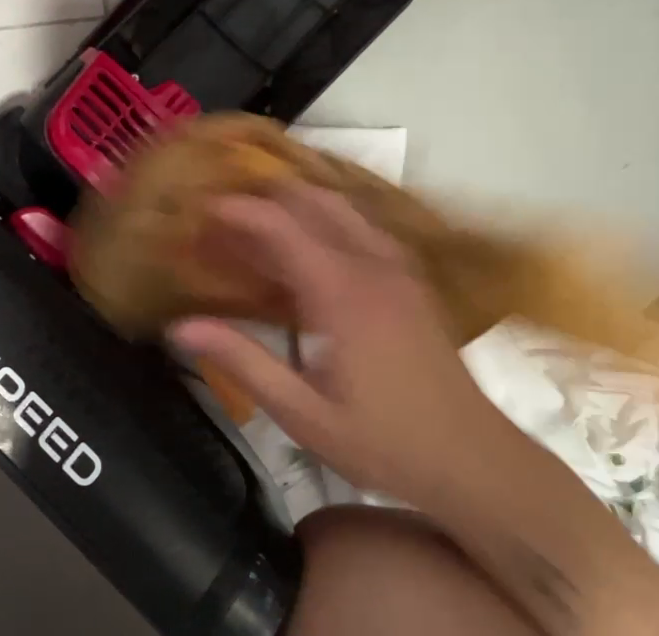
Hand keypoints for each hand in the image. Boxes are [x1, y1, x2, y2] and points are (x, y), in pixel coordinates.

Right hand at [170, 185, 528, 510]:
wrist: (478, 463)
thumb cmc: (384, 442)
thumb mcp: (302, 413)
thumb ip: (242, 362)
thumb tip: (180, 328)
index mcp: (342, 292)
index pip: (282, 225)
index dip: (238, 209)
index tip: (200, 208)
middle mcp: (372, 267)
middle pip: (314, 201)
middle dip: (266, 196)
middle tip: (224, 211)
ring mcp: (399, 271)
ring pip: (343, 209)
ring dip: (297, 203)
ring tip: (257, 220)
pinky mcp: (412, 283)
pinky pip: (364, 228)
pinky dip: (327, 219)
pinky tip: (309, 244)